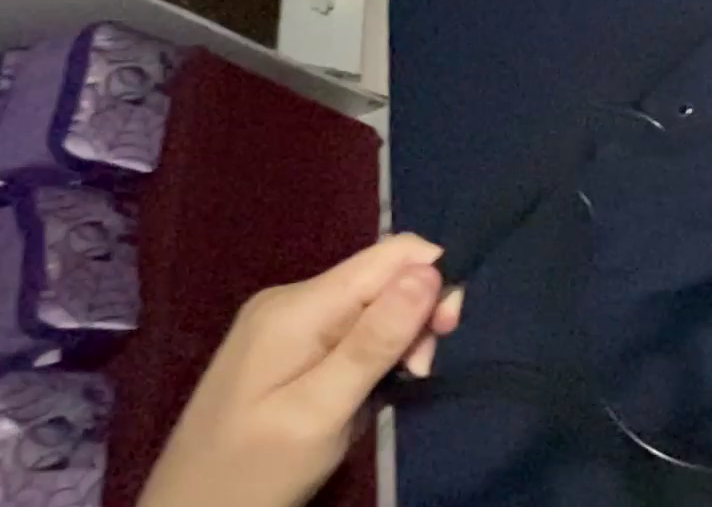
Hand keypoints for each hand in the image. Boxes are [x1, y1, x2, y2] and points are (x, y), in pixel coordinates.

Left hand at [138, 234, 463, 506]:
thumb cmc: (251, 473)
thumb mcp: (319, 411)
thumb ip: (376, 339)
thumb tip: (431, 270)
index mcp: (298, 306)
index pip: (396, 253)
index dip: (436, 280)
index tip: (444, 334)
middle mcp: (295, 298)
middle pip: (390, 276)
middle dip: (419, 316)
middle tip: (418, 371)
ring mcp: (289, 320)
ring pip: (380, 300)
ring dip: (402, 337)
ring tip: (394, 385)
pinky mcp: (292, 342)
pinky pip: (359, 322)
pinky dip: (380, 349)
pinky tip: (371, 384)